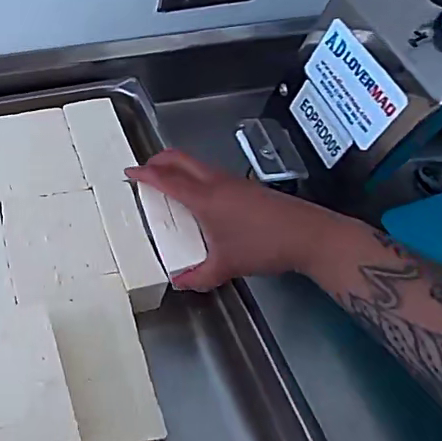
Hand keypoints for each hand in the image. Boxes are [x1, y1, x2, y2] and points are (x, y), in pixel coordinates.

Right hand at [125, 148, 369, 290]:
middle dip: (157, 160)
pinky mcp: (245, 185)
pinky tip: (198, 196)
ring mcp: (232, 181)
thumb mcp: (228, 266)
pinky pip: (209, 171)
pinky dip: (193, 174)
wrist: (312, 236)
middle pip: (178, 158)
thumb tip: (180, 282)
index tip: (129, 172)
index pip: (165, 179)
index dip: (144, 174)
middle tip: (145, 171)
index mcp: (203, 198)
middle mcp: (214, 182)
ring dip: (176, 166)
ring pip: (195, 163)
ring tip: (167, 183)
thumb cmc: (264, 246)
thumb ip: (200, 276)